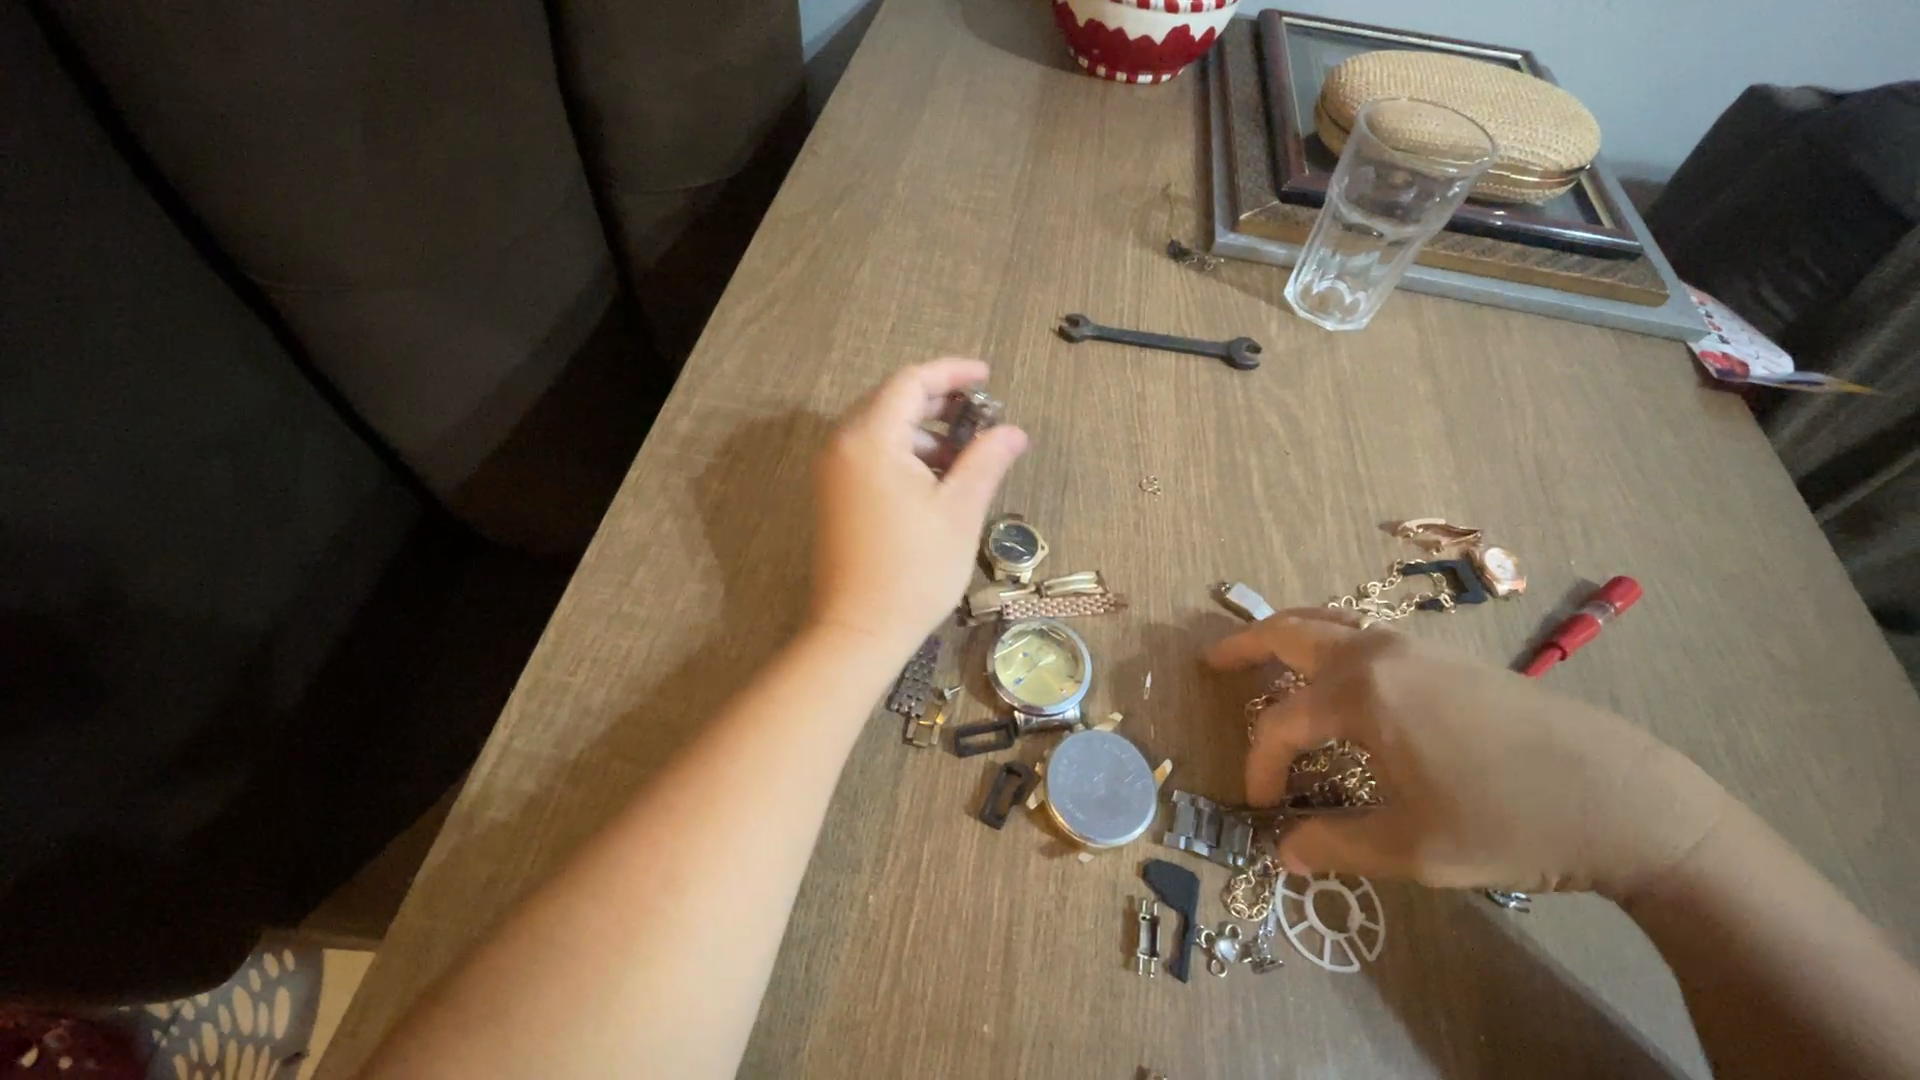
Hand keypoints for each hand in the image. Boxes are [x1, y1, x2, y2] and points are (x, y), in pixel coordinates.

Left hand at [809, 359, 1027, 656]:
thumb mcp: (960, 510)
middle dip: (939, 402)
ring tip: (965, 457)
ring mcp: (833, 472)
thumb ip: (986, 460)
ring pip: (882, 430)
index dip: (952, 372)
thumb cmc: (914, 569)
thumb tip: (1014, 431)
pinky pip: (871, 456)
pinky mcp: (834, 497)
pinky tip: (936, 481)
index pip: (910, 382)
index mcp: (870, 438)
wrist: (859, 630)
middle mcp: (842, 445)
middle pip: (892, 401)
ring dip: (924, 433)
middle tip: (982, 416)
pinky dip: (905, 455)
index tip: (988, 378)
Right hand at [1206, 611, 1732, 898]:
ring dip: (1288, 636)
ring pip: (1330, 621)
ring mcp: (1415, 647)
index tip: (1263, 807)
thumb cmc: (1507, 822)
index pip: (1280, 724)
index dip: (1260, 767)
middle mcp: (1378, 654)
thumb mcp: (1412, 847)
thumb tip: (1283, 851)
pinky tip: (1336, 678)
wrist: (1626, 798)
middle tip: (1211, 660)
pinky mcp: (1446, 657)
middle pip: (1290, 630)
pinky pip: (1364, 634)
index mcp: (1359, 693)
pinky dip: (1329, 642)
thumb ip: (1334, 844)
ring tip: (1263, 658)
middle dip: (1244, 644)